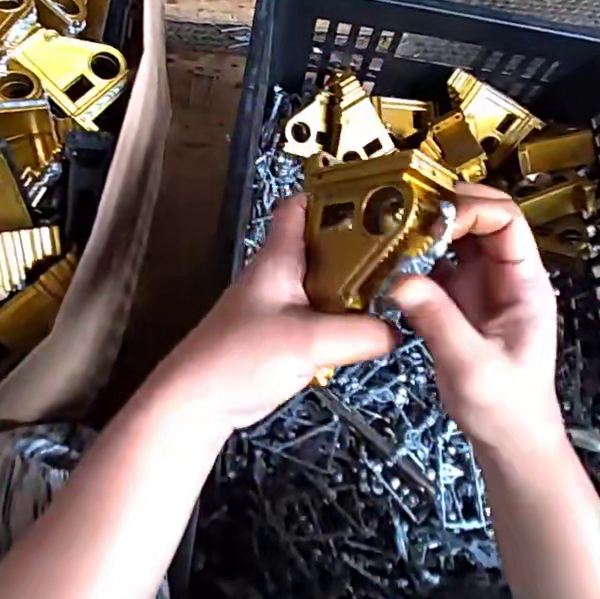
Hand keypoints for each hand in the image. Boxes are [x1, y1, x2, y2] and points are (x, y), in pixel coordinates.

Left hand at [150, 194, 398, 432]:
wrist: (198, 402)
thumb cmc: (241, 357)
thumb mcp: (307, 341)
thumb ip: (359, 334)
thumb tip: (397, 330)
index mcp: (279, 257)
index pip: (301, 206)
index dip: (335, 196)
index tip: (377, 202)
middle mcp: (281, 273)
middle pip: (325, 244)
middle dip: (361, 244)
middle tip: (401, 253)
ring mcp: (282, 303)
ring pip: (327, 281)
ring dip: (356, 284)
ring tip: (395, 290)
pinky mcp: (284, 332)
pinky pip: (323, 313)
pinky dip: (344, 316)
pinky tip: (367, 328)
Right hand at [390, 183, 563, 462]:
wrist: (507, 439)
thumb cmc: (505, 408)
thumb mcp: (473, 368)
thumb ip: (439, 323)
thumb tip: (400, 280)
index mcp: (524, 281)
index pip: (505, 219)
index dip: (470, 210)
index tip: (430, 221)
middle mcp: (501, 274)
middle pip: (478, 217)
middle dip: (442, 208)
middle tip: (401, 211)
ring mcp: (477, 284)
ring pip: (454, 237)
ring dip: (423, 229)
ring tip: (389, 229)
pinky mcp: (455, 299)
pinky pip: (433, 263)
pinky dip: (412, 256)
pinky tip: (388, 260)